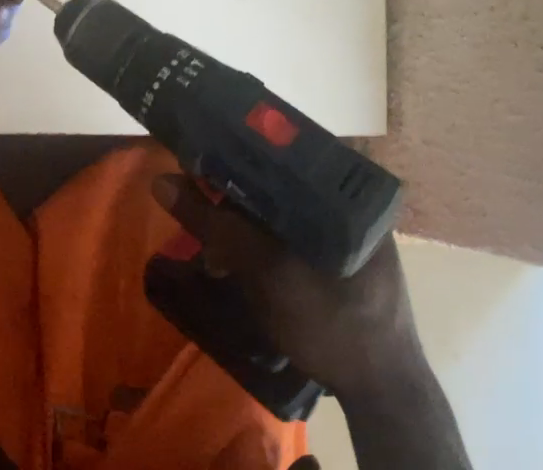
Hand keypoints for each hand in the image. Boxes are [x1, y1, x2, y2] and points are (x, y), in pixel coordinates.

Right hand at [151, 175, 426, 400]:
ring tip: (212, 251)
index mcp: (348, 191)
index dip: (235, 150)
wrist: (381, 394)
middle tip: (195, 206)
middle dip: (231, 194)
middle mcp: (351, 203)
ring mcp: (348, 234)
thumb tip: (161, 182)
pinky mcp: (340, 259)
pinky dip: (259, 242)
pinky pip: (289, 234)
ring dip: (240, 224)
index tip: (196, 156)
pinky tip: (235, 263)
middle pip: (277, 180)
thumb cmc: (329, 322)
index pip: (283, 148)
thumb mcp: (265, 269)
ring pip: (280, 210)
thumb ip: (214, 223)